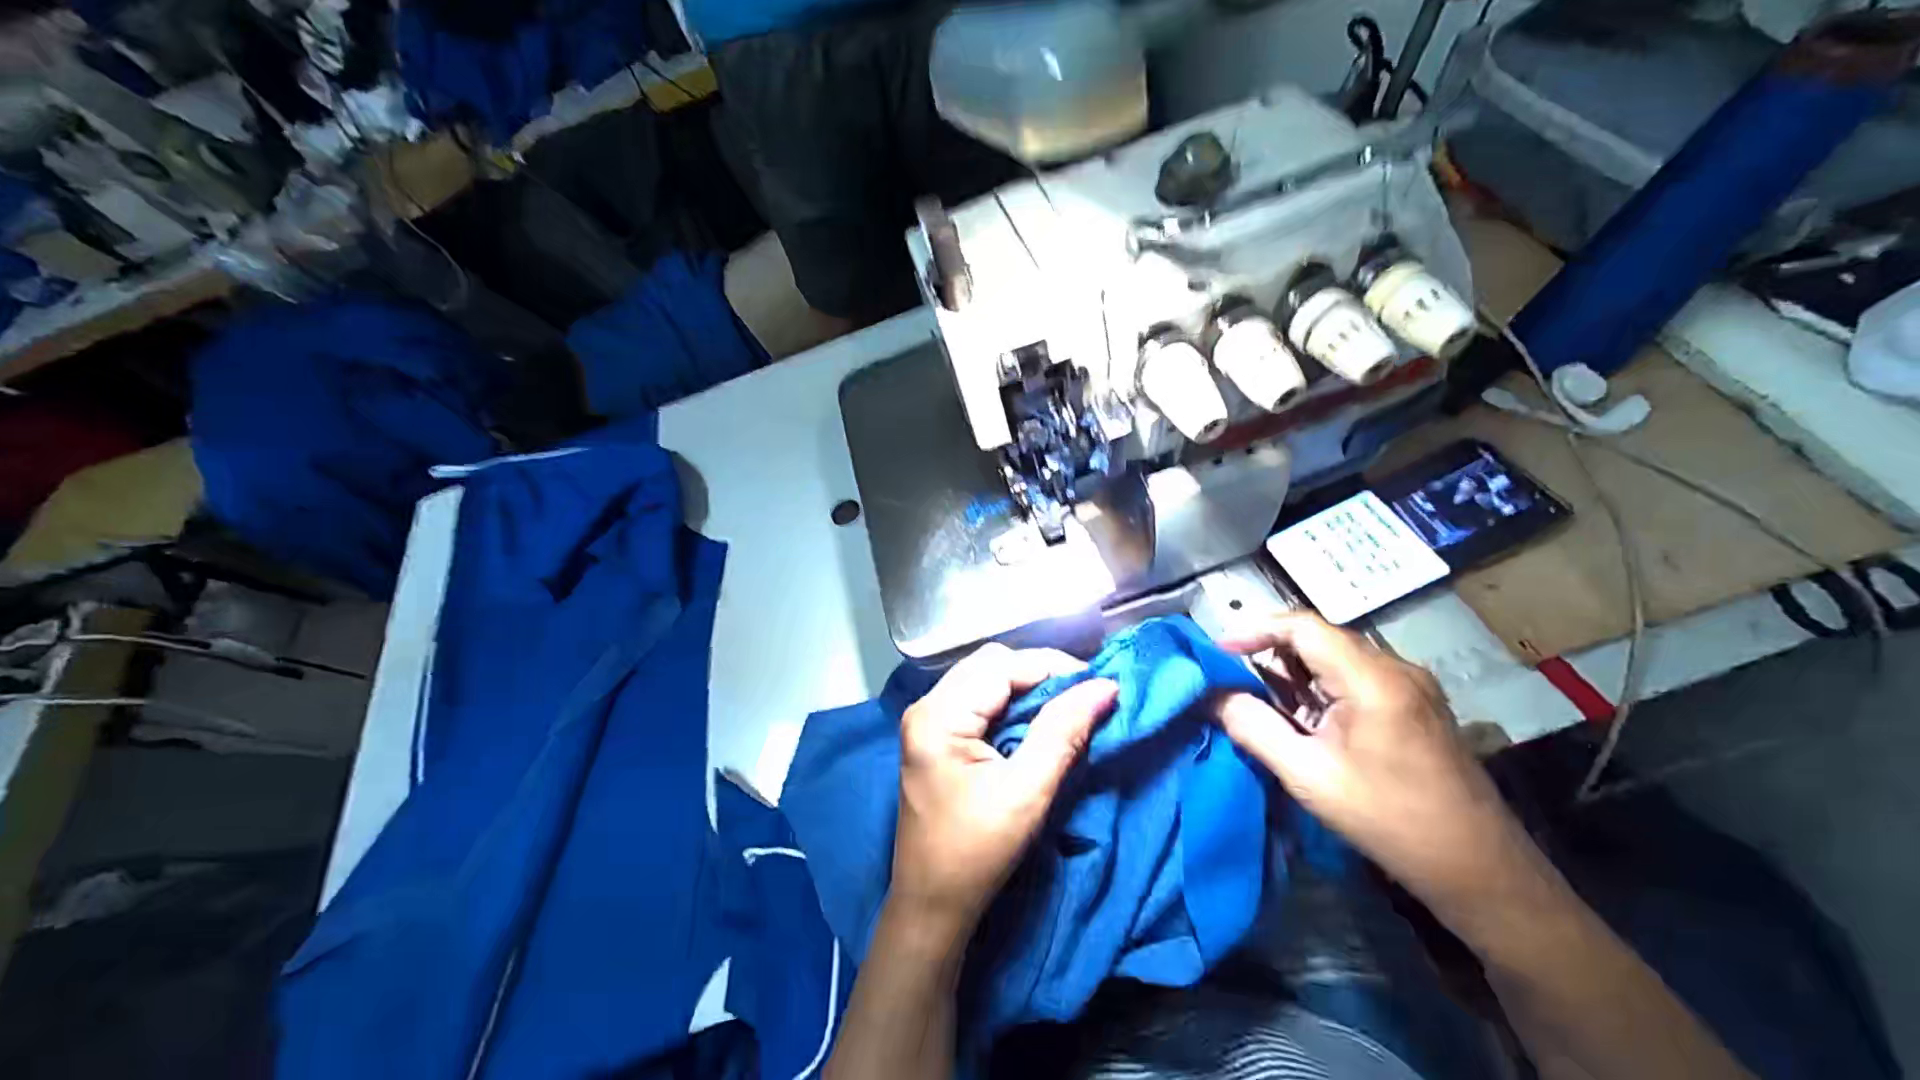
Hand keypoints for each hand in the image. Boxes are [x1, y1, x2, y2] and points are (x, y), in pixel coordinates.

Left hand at [890, 643, 1119, 934]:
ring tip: (1067, 703)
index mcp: (938, 716)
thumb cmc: (977, 853)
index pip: (1001, 666)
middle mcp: (926, 707)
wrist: (931, 903)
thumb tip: (1103, 685)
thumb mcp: (1026, 792)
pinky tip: (1037, 717)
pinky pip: (977, 698)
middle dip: (1040, 671)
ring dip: (1027, 684)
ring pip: (984, 677)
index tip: (1097, 683)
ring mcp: (926, 720)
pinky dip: (1010, 700)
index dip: (1052, 667)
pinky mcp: (935, 734)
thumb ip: (1063, 732)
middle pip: (990, 664)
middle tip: (1084, 694)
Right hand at [1215, 613, 1531, 904]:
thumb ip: (1255, 728)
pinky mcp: (1414, 705)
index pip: (1302, 626)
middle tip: (1231, 680)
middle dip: (1270, 652)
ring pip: (1335, 657)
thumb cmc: (1390, 820)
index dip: (1255, 629)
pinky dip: (1318, 687)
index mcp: (1372, 679)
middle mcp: (1395, 669)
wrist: (1479, 867)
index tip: (1218, 652)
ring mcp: (1409, 686)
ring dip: (1293, 673)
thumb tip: (1214, 697)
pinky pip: (1354, 678)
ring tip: (1259, 701)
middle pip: (1318, 638)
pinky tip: (1301, 717)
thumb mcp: (1309, 776)